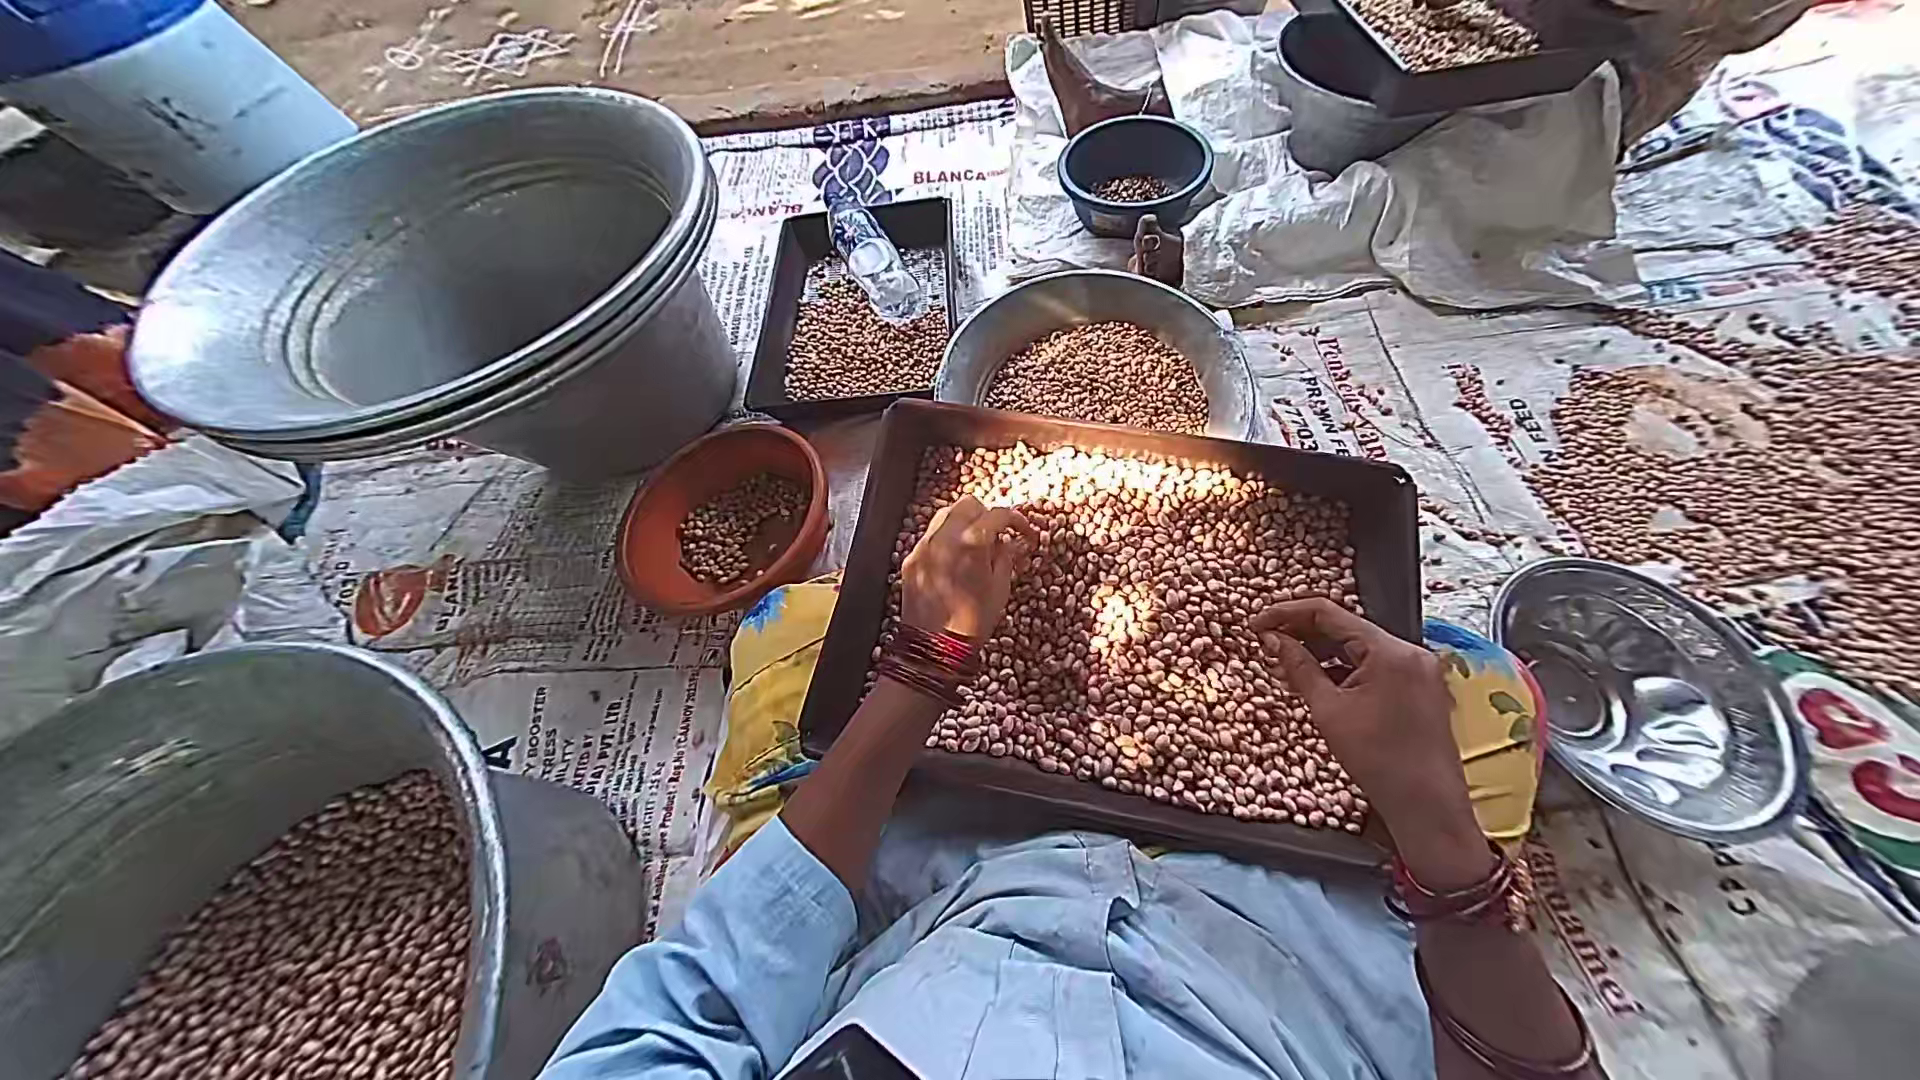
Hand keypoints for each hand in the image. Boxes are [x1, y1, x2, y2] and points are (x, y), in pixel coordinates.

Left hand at [900, 495, 1037, 639]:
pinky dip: (946, 537)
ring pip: (946, 514)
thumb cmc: (972, 622)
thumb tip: (1008, 542)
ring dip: (964, 521)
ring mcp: (925, 546)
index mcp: (972, 542)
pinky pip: (931, 535)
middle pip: (969, 505)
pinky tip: (956, 556)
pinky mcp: (912, 558)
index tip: (1024, 531)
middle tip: (998, 534)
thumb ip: (1004, 556)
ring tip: (976, 543)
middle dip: (987, 514)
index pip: (998, 515)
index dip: (1017, 520)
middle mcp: (945, 537)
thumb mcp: (1000, 588)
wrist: (934, 646)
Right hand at [1252, 599, 1491, 886]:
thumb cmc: (1377, 758)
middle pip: (1344, 626)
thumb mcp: (1327, 708)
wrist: (1427, 805)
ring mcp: (1417, 668)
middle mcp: (1409, 651)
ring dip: (1319, 648)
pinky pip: (1370, 663)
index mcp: (1390, 651)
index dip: (1286, 613)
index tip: (1256, 622)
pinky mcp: (1417, 685)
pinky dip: (1340, 665)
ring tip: (1284, 659)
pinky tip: (1315, 677)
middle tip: (1265, 639)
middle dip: (1301, 630)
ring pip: (1355, 645)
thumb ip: (1298, 666)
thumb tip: (1271, 638)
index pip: (1328, 613)